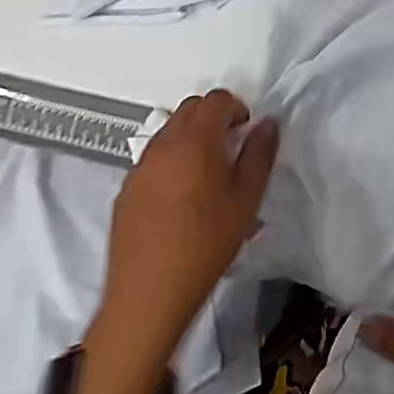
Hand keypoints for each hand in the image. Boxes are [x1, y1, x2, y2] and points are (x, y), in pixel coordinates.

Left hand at [74, 90, 278, 393]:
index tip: (247, 130)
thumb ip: (260, 153)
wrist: (150, 293)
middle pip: (190, 109)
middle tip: (233, 147)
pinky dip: (172, 161)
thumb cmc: (208, 242)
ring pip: (169, 133)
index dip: (237, 106)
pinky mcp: (126, 189)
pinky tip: (183, 198)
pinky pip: (154, 159)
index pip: (216, 99)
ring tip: (209, 175)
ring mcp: (140, 166)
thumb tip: (267, 123)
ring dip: (192, 139)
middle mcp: (163, 144)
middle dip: (214, 118)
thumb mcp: (247, 198)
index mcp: (195, 139)